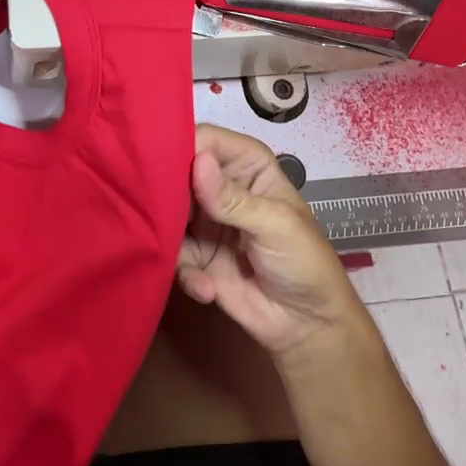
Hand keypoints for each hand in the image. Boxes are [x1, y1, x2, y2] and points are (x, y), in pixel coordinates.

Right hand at [176, 125, 359, 357]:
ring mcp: (204, 222)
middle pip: (178, 173)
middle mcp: (220, 187)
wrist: (307, 325)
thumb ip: (233, 198)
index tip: (158, 160)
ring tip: (184, 256)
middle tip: (158, 211)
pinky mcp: (195, 256)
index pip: (209, 141)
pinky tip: (207, 288)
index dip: (184, 145)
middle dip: (165, 191)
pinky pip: (173, 255)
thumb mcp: (275, 225)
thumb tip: (197, 162)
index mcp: (247, 166)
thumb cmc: (304, 261)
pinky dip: (186, 273)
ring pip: (168, 213)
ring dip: (169, 235)